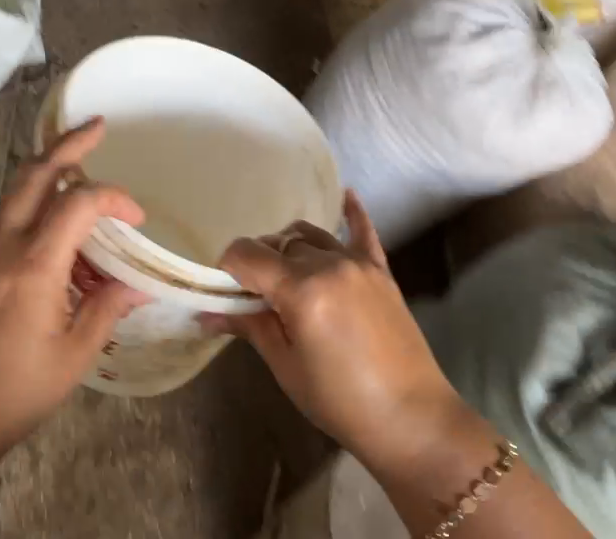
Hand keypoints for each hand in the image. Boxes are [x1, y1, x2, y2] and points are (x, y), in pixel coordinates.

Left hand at [0, 118, 145, 469]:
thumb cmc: (16, 391)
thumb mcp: (75, 356)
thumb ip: (107, 309)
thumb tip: (137, 285)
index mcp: (34, 265)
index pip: (78, 203)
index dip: (113, 198)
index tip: (138, 220)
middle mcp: (5, 245)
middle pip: (35, 174)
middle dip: (68, 143)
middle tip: (98, 126)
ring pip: (15, 189)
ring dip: (47, 165)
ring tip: (78, 158)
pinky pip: (7, 213)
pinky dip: (34, 197)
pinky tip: (54, 213)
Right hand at [215, 192, 470, 477]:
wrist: (411, 420)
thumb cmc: (340, 401)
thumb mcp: (286, 366)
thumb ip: (249, 326)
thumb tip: (204, 314)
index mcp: (301, 289)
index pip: (247, 254)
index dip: (228, 268)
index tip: (224, 290)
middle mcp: (329, 264)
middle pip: (277, 243)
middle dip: (257, 261)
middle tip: (253, 295)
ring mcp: (358, 263)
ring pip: (310, 235)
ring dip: (289, 246)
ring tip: (283, 273)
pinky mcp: (381, 271)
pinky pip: (363, 232)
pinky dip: (353, 213)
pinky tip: (346, 196)